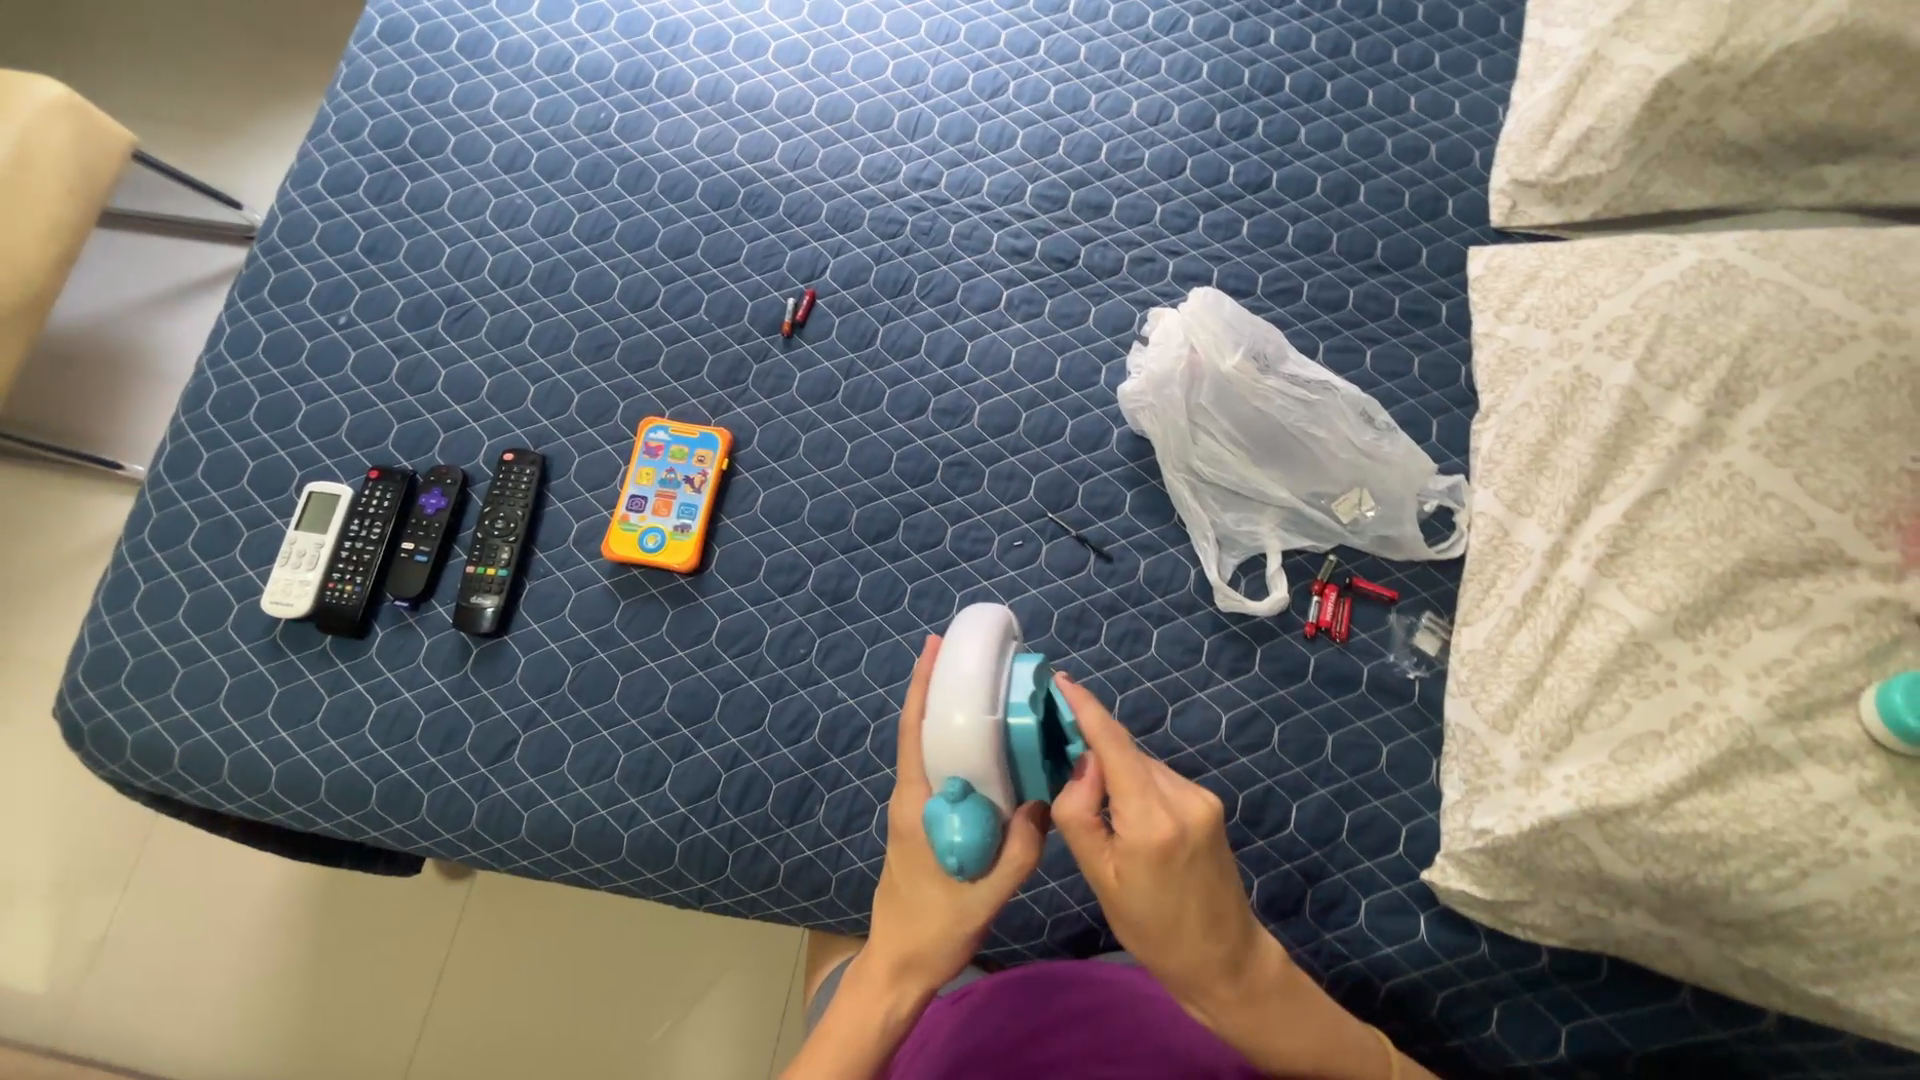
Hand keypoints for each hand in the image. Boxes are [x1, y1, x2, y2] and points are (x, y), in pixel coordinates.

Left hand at [863, 635, 1050, 995]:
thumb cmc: (936, 927)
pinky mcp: (922, 820)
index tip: (935, 646)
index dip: (922, 686)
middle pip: (920, 729)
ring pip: (929, 749)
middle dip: (938, 687)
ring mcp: (913, 808)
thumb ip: (1020, 848)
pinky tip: (988, 747)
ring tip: (983, 688)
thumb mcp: (987, 892)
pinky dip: (957, 748)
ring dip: (948, 715)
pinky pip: (939, 771)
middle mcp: (910, 796)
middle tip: (970, 655)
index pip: (914, 731)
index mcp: (916, 804)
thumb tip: (1046, 801)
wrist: (900, 963)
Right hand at [1049, 673, 1287, 1025]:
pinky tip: (1131, 822)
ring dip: (1116, 774)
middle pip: (1126, 754)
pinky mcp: (1209, 804)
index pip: (1113, 744)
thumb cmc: (1150, 926)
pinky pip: (1159, 779)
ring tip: (1102, 817)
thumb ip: (1080, 812)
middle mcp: (1182, 796)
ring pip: (1142, 766)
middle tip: (1062, 770)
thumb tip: (1082, 761)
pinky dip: (1136, 787)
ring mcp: (1201, 798)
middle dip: (1094, 753)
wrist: (1222, 958)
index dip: (1086, 707)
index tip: (1061, 680)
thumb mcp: (1099, 876)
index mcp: (1151, 818)